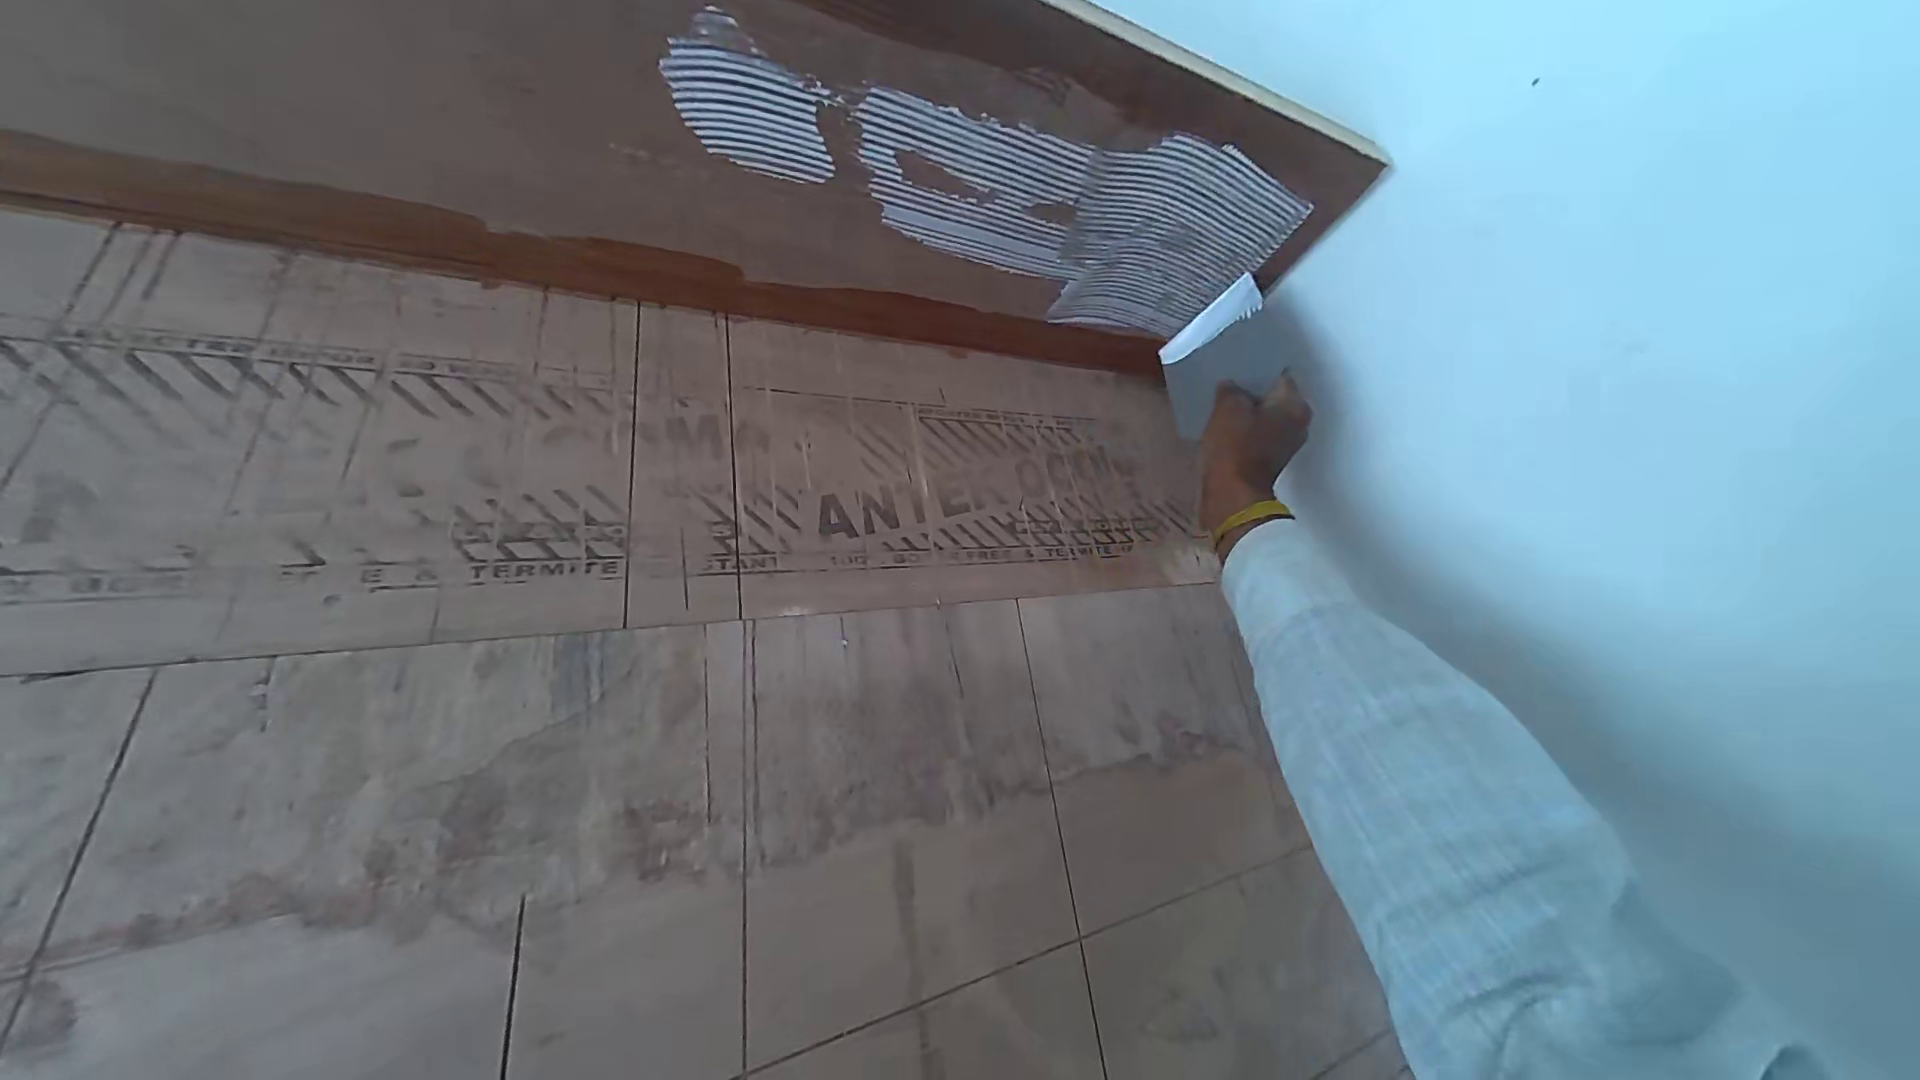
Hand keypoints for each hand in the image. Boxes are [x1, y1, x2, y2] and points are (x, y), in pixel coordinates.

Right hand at [1199, 373, 1311, 557]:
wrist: (1231, 496)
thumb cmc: (1234, 448)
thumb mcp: (1227, 408)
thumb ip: (1231, 389)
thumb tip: (1231, 386)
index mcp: (1295, 406)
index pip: (1278, 374)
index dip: (1256, 367)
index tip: (1237, 363)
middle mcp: (1298, 423)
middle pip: (1272, 396)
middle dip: (1251, 390)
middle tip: (1227, 382)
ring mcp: (1285, 444)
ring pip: (1264, 416)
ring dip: (1246, 411)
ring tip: (1222, 404)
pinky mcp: (1269, 460)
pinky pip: (1256, 435)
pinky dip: (1243, 430)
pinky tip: (1224, 427)